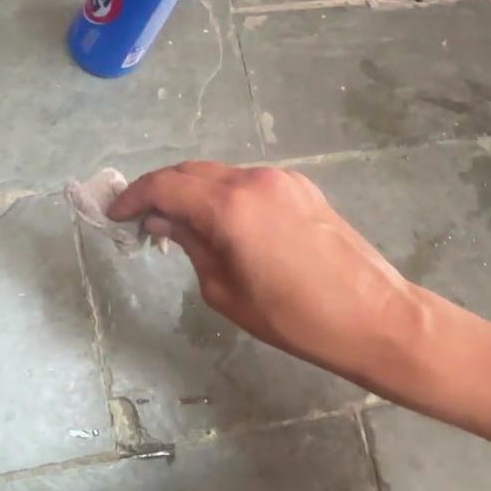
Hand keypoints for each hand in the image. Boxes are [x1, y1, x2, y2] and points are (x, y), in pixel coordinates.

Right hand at [108, 162, 426, 394]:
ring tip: (178, 225)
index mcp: (229, 206)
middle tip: (140, 220)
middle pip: (189, 171)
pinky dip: (221, 196)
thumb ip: (189, 244)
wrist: (375, 318)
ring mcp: (281, 179)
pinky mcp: (301, 187)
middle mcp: (253, 179)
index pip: (165, 186)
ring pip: (218, 174)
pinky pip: (246, 183)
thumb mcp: (224, 290)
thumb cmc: (294, 317)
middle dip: (159, 191)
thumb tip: (163, 221)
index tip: (116, 216)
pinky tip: (219, 224)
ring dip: (191, 192)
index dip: (134, 198)